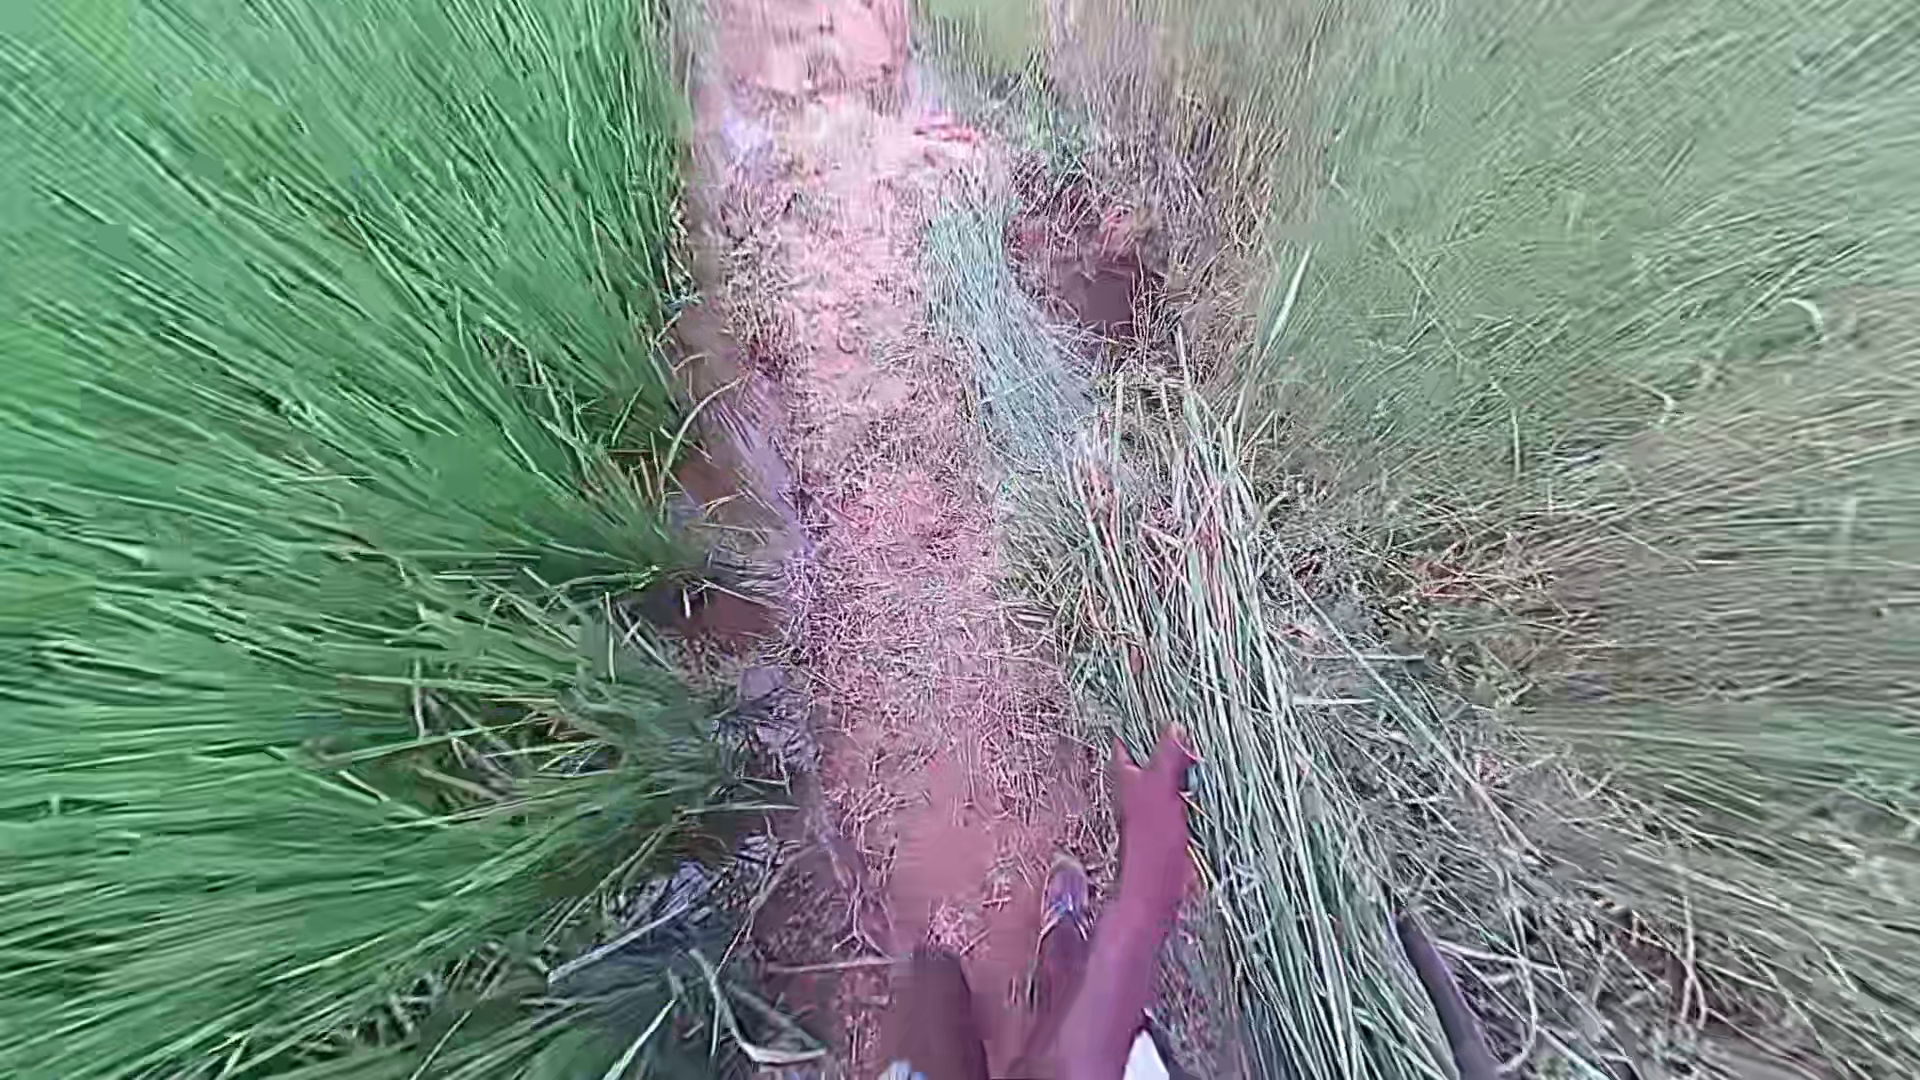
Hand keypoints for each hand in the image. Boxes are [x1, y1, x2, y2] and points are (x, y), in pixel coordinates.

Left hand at [1112, 727, 1194, 916]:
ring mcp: (1154, 802)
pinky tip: (1209, 783)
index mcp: (1125, 771)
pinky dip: (1195, 787)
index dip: (1142, 722)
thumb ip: (1168, 757)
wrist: (1157, 889)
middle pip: (1153, 753)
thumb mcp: (1161, 788)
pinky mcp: (1171, 820)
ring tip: (1205, 753)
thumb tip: (1175, 726)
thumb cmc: (1151, 838)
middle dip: (1172, 744)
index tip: (1165, 708)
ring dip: (1186, 766)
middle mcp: (1137, 783)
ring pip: (1171, 773)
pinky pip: (1183, 794)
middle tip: (1194, 732)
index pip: (1129, 737)